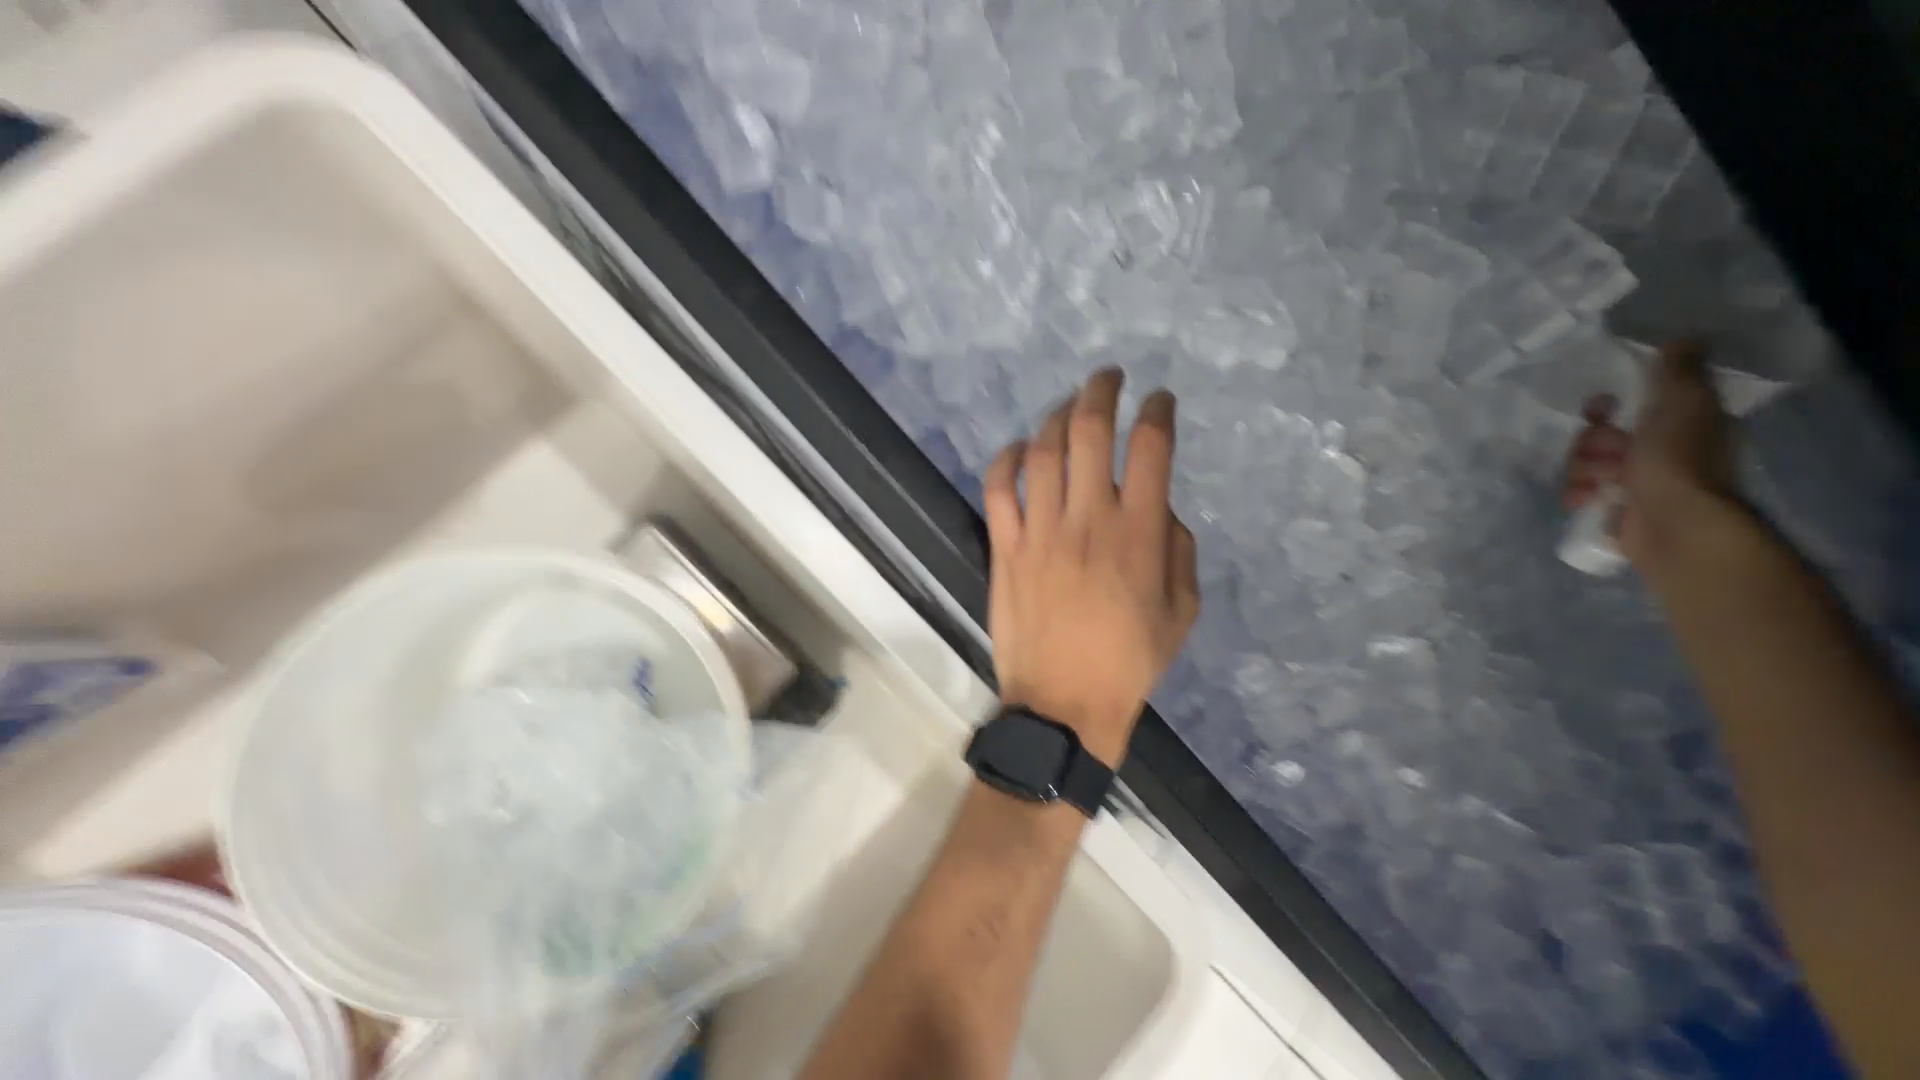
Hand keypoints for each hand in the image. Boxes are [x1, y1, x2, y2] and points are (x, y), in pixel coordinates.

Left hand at [982, 369, 1200, 765]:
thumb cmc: (1130, 662)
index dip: (1157, 412)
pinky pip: (998, 489)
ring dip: (1056, 418)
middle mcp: (1088, 520)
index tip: (1159, 400)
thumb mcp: (1181, 612)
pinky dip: (1006, 459)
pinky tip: (1019, 448)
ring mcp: (1040, 532)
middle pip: (1089, 433)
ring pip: (1042, 452)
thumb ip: (1179, 551)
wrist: (1064, 704)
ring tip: (1068, 408)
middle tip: (1107, 379)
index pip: (1150, 449)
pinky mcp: (1005, 548)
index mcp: (1138, 534)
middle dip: (1100, 393)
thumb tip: (1160, 510)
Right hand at [1564, 338, 1740, 567]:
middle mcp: (1661, 452)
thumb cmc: (1678, 460)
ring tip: (1598, 483)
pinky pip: (1581, 492)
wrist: (1672, 525)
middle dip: (1593, 441)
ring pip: (1587, 462)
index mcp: (1681, 424)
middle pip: (1602, 433)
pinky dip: (1579, 494)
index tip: (1602, 407)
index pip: (1633, 403)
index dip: (1610, 403)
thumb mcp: (1683, 401)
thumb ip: (1679, 369)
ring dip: (1583, 469)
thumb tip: (1684, 338)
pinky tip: (1585, 500)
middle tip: (1607, 452)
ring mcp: (1637, 483)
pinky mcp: (1615, 509)